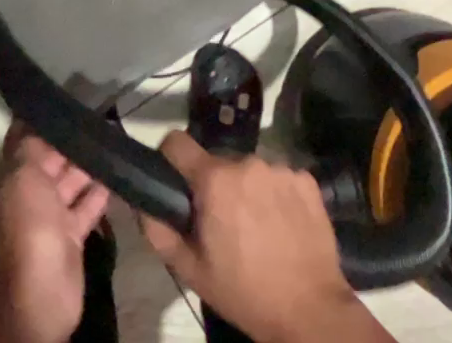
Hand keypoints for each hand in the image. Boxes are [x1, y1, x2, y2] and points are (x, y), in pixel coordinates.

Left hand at [0, 124, 110, 342]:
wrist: (45, 287)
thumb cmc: (31, 224)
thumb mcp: (24, 174)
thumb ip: (31, 144)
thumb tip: (36, 116)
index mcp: (12, 178)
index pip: (23, 140)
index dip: (40, 119)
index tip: (64, 96)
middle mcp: (29, 193)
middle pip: (51, 159)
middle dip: (71, 140)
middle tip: (99, 113)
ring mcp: (51, 214)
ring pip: (71, 180)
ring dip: (89, 163)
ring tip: (113, 136)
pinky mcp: (72, 233)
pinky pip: (87, 204)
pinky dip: (100, 190)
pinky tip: (117, 172)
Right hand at [139, 132, 387, 342]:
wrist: (309, 310)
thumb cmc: (244, 291)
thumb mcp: (189, 269)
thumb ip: (157, 230)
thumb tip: (142, 201)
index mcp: (214, 179)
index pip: (176, 142)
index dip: (169, 159)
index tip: (174, 182)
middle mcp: (248, 162)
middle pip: (217, 162)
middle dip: (212, 184)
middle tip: (219, 221)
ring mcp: (281, 168)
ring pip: (249, 169)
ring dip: (246, 188)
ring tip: (255, 226)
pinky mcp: (307, 179)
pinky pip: (279, 176)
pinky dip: (275, 193)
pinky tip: (281, 223)